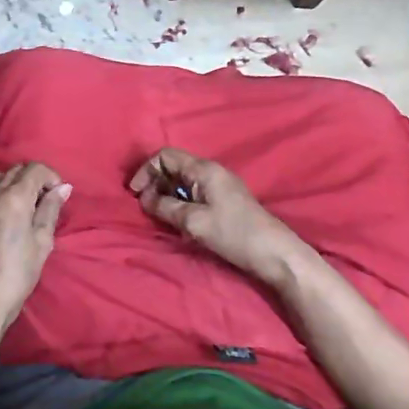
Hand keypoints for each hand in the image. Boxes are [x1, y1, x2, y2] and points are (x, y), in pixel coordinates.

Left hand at [0, 163, 71, 330]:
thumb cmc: (19, 271)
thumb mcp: (43, 241)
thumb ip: (51, 209)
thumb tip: (63, 188)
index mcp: (14, 197)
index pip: (35, 169)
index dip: (51, 177)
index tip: (58, 195)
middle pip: (17, 169)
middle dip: (35, 178)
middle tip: (46, 200)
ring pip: (0, 178)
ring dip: (17, 183)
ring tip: (28, 206)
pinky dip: (1, 192)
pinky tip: (8, 212)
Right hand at [129, 148, 313, 285]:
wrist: (273, 253)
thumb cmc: (233, 234)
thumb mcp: (194, 221)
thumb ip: (165, 207)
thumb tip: (144, 199)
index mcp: (204, 169)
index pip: (166, 155)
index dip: (146, 170)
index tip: (134, 193)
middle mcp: (211, 171)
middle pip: (174, 167)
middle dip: (154, 183)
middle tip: (145, 207)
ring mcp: (220, 186)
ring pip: (183, 181)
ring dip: (166, 195)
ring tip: (158, 215)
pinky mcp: (224, 201)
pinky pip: (194, 194)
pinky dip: (180, 202)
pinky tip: (177, 220)